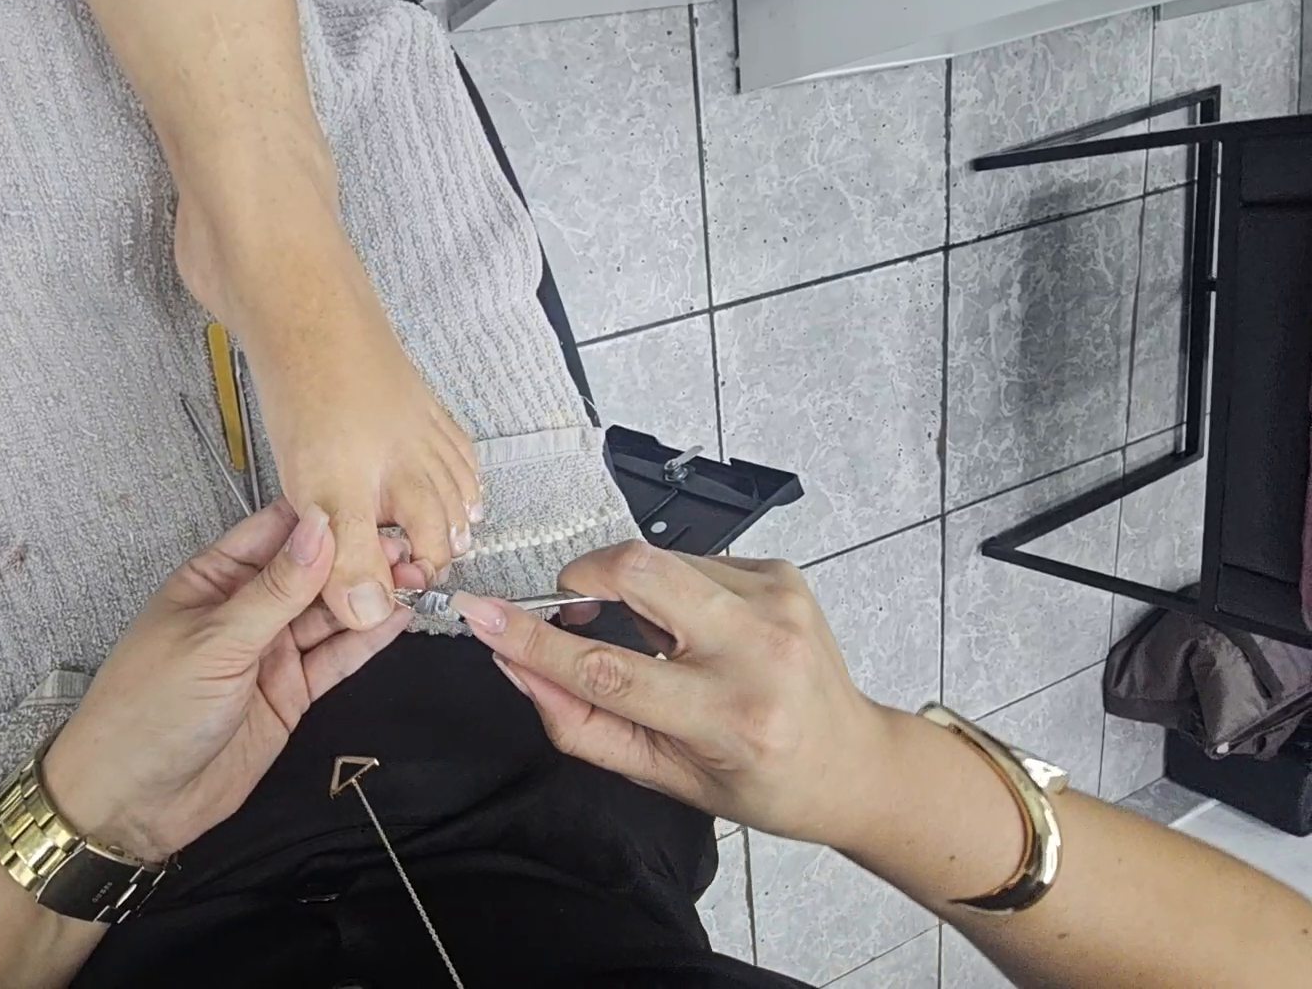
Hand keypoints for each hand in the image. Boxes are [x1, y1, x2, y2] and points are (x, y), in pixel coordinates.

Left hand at [40, 502, 414, 863]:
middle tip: (410, 546)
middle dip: (356, 558)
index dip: (323, 516)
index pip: (275, 532)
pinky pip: (334, 657)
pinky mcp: (291, 690)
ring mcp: (272, 649)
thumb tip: (321, 527)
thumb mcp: (216, 640)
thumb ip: (275, 589)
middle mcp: (248, 606)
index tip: (373, 501)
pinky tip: (398, 617)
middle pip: (311, 573)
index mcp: (215, 577)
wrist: (134, 804)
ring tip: (419, 575)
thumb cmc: (154, 705)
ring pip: (328, 613)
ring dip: (368, 596)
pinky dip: (366, 639)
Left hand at [175, 194, 481, 632]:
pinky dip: (418, 454)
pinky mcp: (372, 379)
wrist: (286, 276)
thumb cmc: (307, 375)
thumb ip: (348, 552)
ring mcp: (400, 406)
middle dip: (430, 543)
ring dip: (432, 502)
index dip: (416, 576)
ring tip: (428, 529)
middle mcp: (416, 443)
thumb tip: (374, 615)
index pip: (435, 543)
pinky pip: (413, 428)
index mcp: (409, 473)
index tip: (384, 599)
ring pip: (435, 466)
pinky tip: (403, 455)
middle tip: (405, 570)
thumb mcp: (323, 484)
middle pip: (445, 505)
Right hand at [450, 541, 898, 847]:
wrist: (856, 761)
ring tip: (657, 634)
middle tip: (577, 607)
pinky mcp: (779, 572)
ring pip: (655, 558)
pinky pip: (688, 558)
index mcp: (728, 719)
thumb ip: (578, 722)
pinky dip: (669, 586)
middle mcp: (759, 651)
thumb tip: (515, 663)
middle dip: (583, 578)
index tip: (481, 613)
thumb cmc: (756, 780)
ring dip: (630, 589)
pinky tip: (695, 623)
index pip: (606, 670)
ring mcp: (776, 601)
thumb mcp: (660, 774)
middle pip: (637, 572)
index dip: (532, 639)